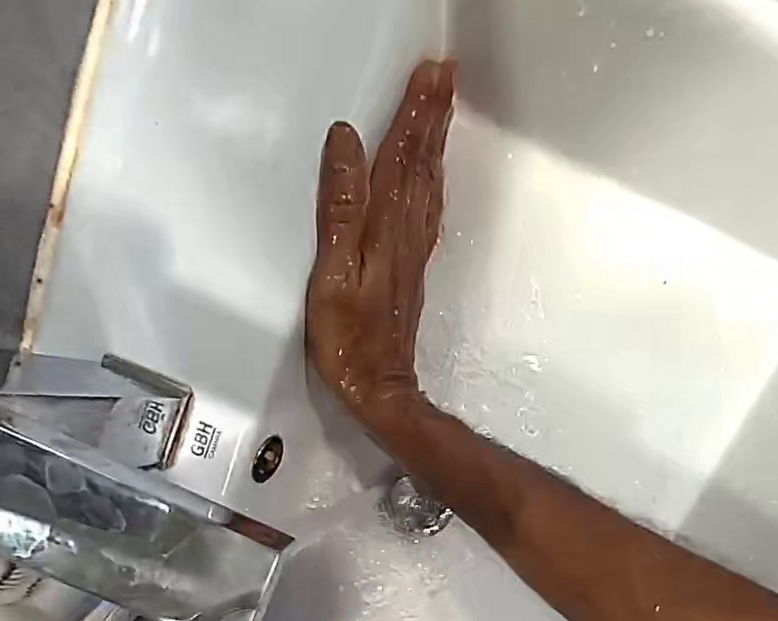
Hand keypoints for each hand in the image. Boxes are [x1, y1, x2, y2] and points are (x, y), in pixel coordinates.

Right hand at [306, 58, 458, 431]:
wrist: (380, 388)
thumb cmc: (350, 342)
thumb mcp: (332, 275)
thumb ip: (340, 208)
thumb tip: (347, 145)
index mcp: (384, 231)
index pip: (400, 158)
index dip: (415, 114)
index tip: (430, 75)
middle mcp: (404, 237)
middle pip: (421, 166)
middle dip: (432, 118)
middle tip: (445, 77)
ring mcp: (410, 255)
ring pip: (427, 187)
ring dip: (435, 146)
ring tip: (442, 111)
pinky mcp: (409, 273)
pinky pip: (426, 216)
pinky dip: (431, 186)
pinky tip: (432, 179)